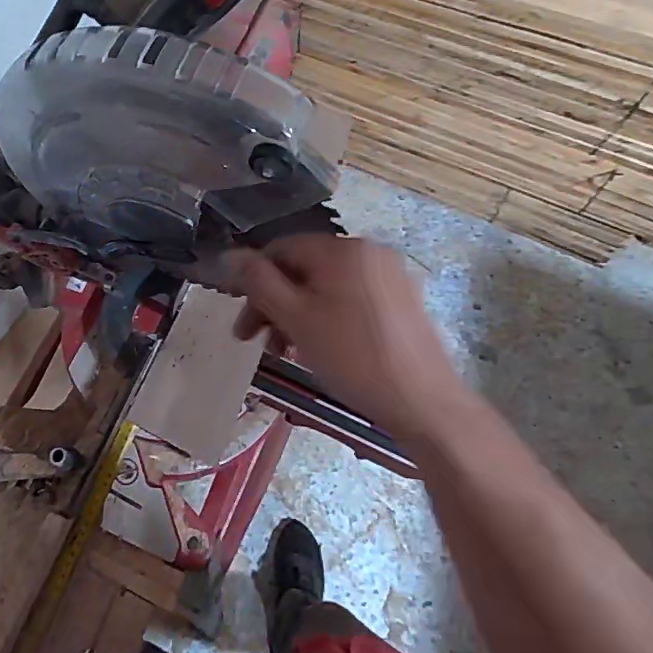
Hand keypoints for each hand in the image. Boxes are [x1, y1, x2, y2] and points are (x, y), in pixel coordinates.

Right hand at [219, 236, 469, 440]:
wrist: (424, 403)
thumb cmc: (352, 358)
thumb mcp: (295, 317)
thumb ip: (258, 281)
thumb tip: (229, 254)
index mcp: (342, 250)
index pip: (280, 249)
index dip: (252, 279)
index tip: (240, 315)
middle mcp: (368, 253)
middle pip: (302, 269)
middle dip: (272, 303)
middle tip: (252, 340)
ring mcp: (387, 276)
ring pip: (323, 286)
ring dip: (294, 314)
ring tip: (283, 351)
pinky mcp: (399, 301)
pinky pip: (347, 298)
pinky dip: (323, 317)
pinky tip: (315, 348)